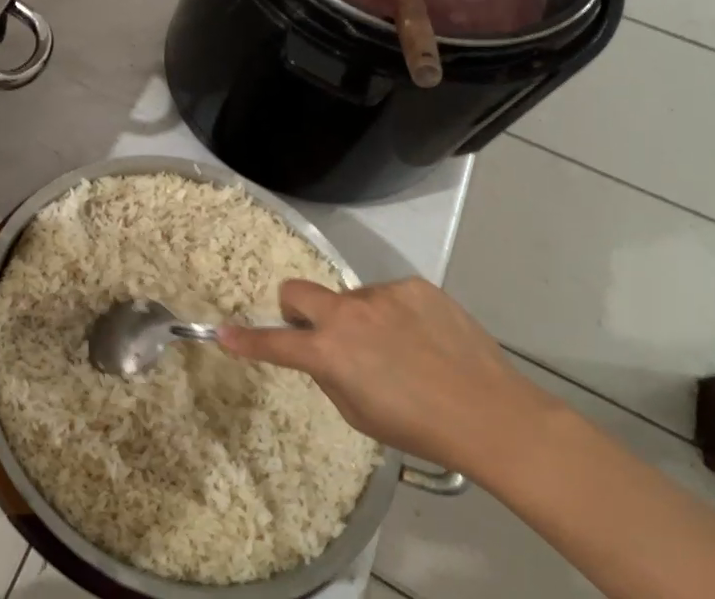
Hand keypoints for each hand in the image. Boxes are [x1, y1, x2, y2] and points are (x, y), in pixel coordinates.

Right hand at [217, 278, 560, 475]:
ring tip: (401, 349)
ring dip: (360, 318)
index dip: (244, 340)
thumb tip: (325, 354)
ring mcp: (382, 296)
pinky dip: (396, 314)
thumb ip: (330, 374)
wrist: (493, 416)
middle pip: (297, 291)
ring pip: (352, 299)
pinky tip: (425, 340)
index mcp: (328, 352)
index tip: (221, 333)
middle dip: (298, 308)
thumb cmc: (419, 428)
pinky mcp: (415, 287)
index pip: (273, 343)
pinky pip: (390, 297)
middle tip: (323, 333)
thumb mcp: (358, 412)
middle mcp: (347, 314)